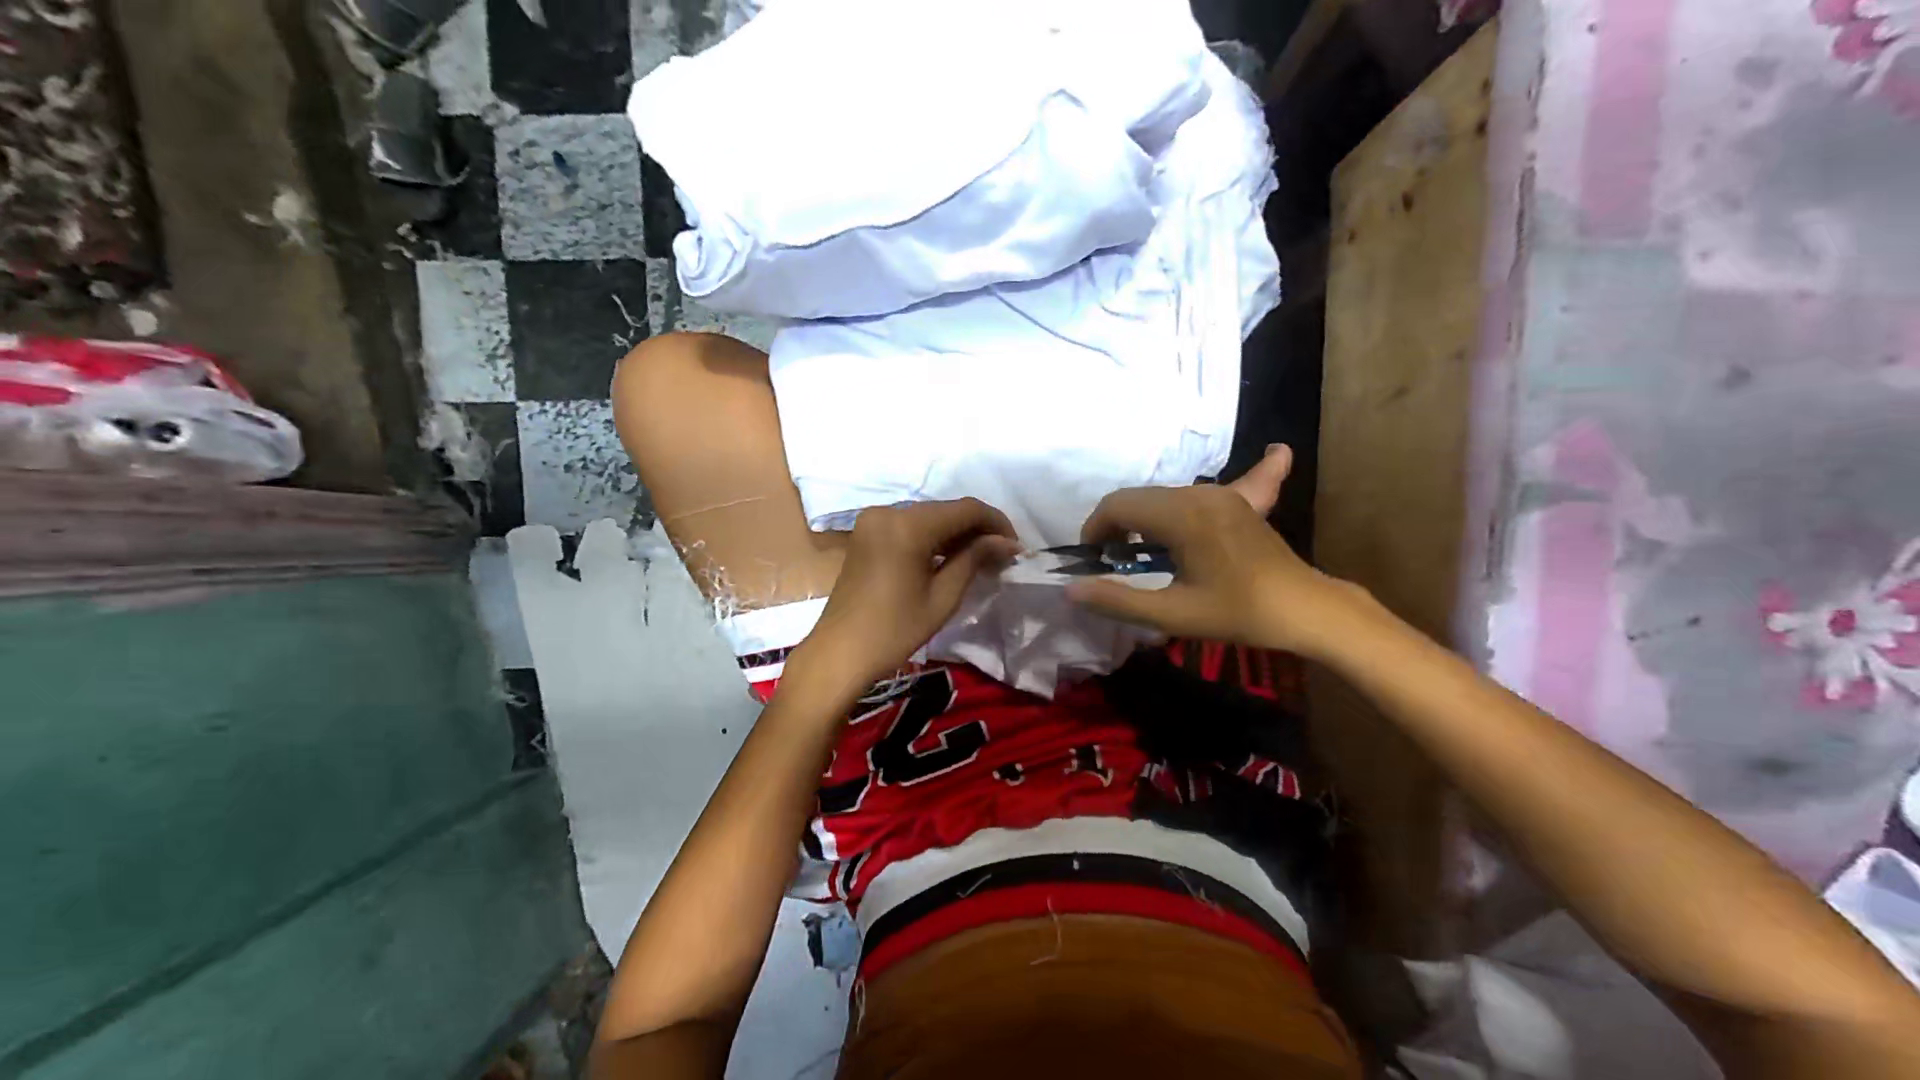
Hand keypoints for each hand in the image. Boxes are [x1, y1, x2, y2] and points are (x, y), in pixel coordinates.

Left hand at [789, 499, 1020, 692]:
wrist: (840, 652)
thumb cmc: (894, 630)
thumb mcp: (943, 596)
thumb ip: (975, 559)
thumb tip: (1008, 542)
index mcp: (907, 525)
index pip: (965, 509)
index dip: (996, 523)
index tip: (1016, 547)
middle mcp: (888, 511)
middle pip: (946, 510)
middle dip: (977, 529)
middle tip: (1002, 556)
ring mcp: (874, 520)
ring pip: (929, 517)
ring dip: (956, 534)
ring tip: (982, 559)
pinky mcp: (867, 533)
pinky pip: (910, 526)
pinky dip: (933, 538)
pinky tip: (950, 558)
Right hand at [1065, 445, 1368, 657]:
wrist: (1306, 611)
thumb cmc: (1237, 613)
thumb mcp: (1172, 614)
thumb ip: (1117, 601)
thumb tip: (1070, 589)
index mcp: (1182, 515)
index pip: (1117, 506)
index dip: (1095, 530)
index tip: (1093, 562)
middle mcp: (1201, 493)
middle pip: (1139, 497)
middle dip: (1116, 525)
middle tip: (1114, 564)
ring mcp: (1225, 495)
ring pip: (1166, 495)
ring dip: (1147, 517)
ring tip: (1146, 552)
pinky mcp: (1243, 502)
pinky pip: (1231, 484)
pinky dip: (1237, 477)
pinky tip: (1276, 452)